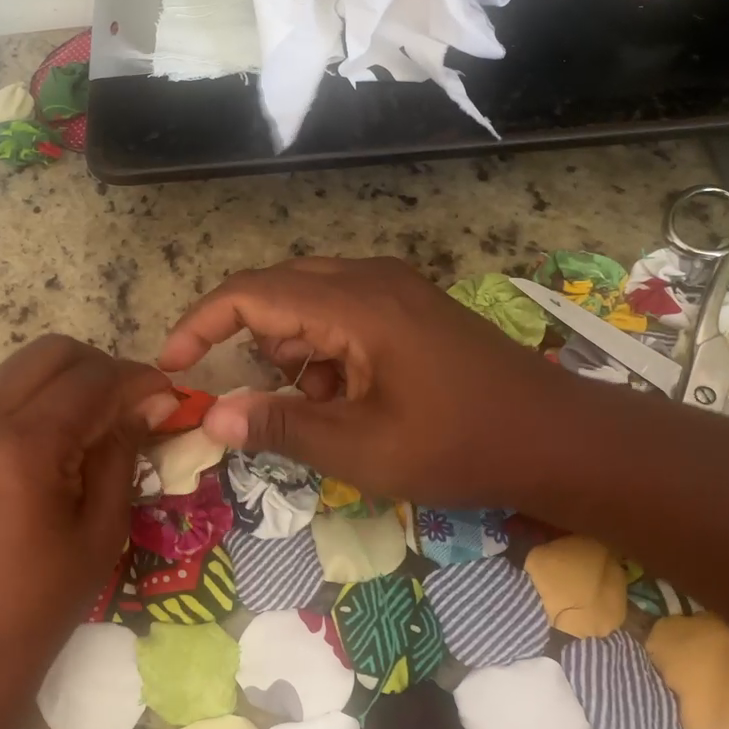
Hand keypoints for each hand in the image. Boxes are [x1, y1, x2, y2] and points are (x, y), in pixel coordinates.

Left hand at [0, 336, 175, 694]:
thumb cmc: (38, 604)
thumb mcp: (100, 530)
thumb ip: (122, 452)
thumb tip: (152, 400)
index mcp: (23, 445)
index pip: (92, 379)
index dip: (138, 379)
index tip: (170, 397)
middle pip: (52, 352)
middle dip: (100, 367)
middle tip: (132, 408)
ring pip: (21, 368)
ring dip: (66, 380)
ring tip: (97, 425)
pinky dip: (34, 398)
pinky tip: (56, 441)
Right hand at [157, 257, 573, 506]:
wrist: (557, 440)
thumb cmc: (458, 445)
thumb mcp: (359, 449)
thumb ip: (279, 427)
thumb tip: (211, 417)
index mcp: (354, 306)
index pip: (250, 295)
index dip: (199, 325)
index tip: (170, 366)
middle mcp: (369, 280)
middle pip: (274, 291)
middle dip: (246, 342)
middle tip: (242, 397)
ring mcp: (393, 289)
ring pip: (305, 303)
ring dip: (289, 352)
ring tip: (315, 408)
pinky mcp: (407, 306)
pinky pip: (338, 313)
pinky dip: (322, 352)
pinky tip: (347, 396)